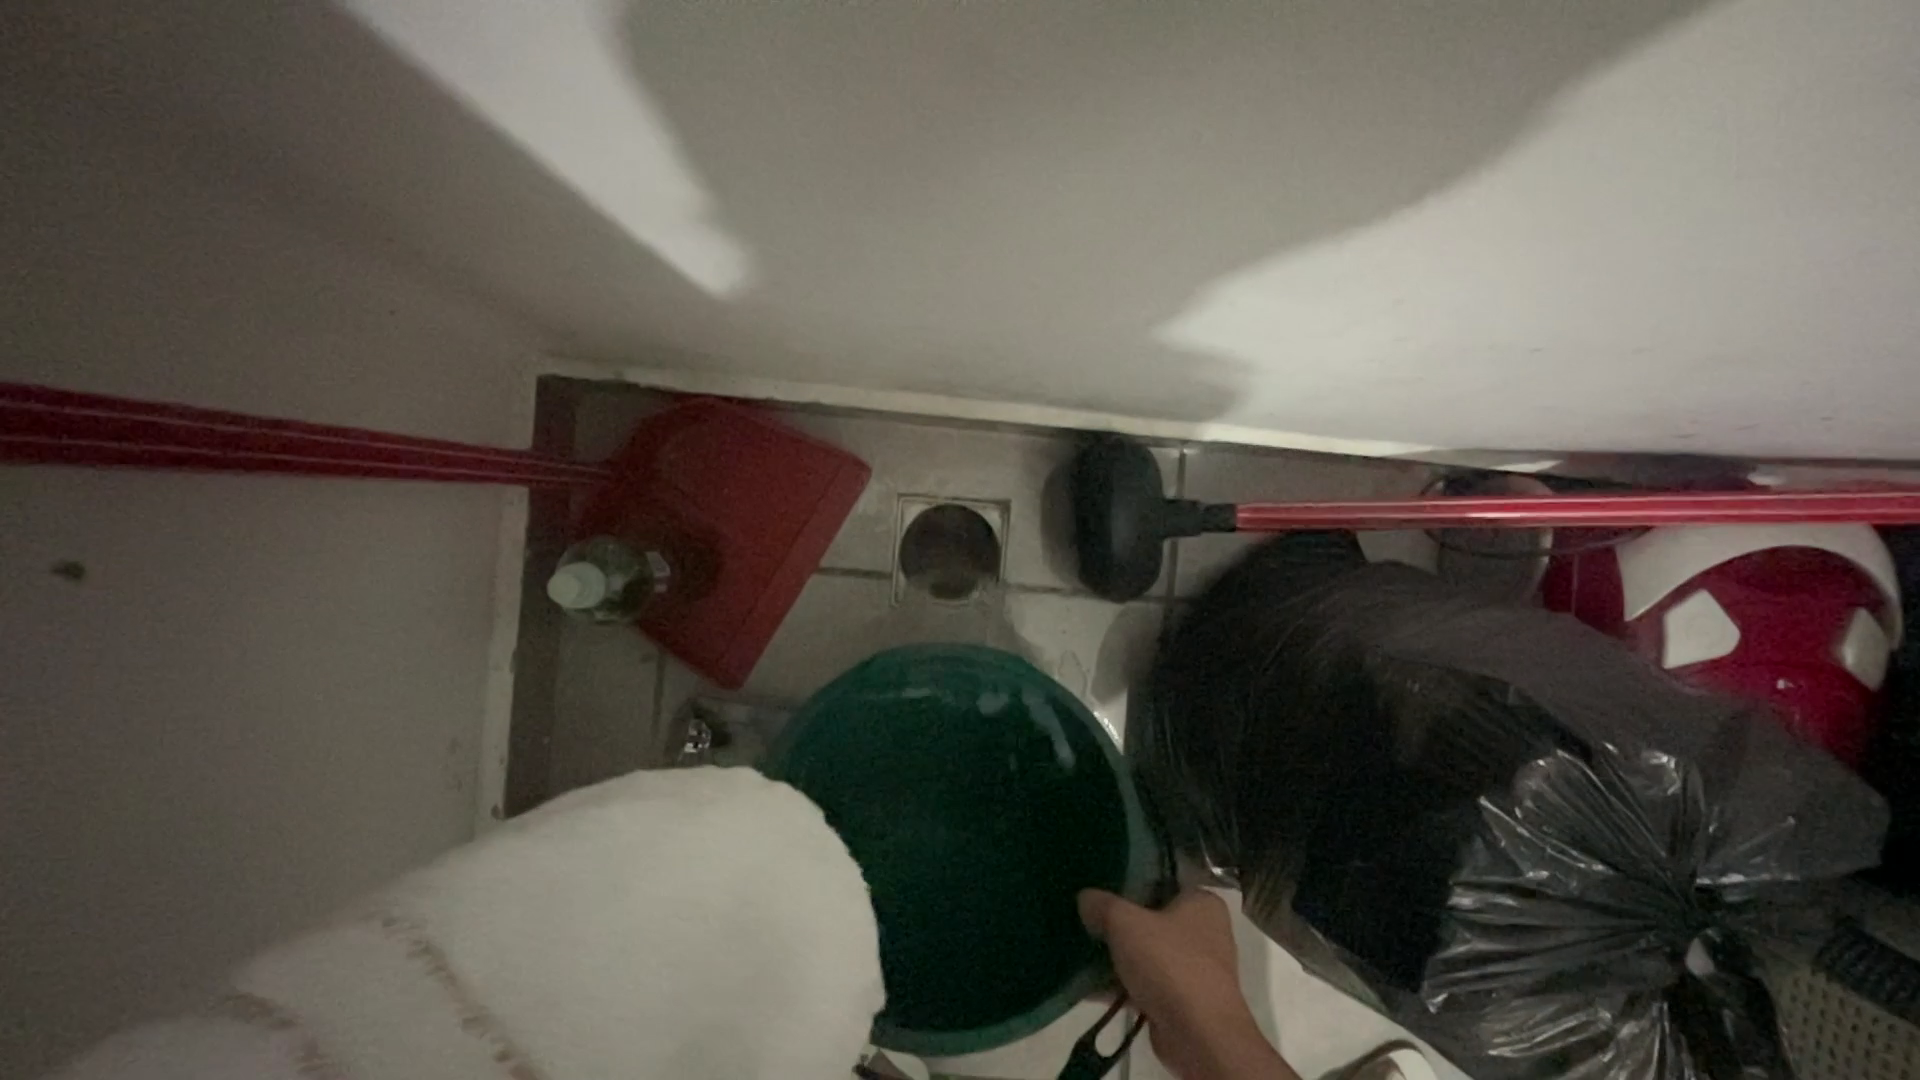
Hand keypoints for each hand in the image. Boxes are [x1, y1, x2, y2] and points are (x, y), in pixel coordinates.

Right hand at [1078, 888, 1299, 1079]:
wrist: (1199, 1037)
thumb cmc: (1169, 963)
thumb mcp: (1125, 922)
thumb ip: (1101, 905)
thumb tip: (1084, 899)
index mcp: (1201, 902)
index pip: (1161, 881)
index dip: (1129, 882)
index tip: (1098, 886)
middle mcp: (1204, 932)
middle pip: (1150, 919)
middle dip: (1118, 924)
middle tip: (1085, 918)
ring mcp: (1194, 970)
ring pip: (1146, 954)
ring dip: (1116, 958)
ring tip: (1079, 952)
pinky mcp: (1182, 1002)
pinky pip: (1145, 984)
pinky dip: (1120, 985)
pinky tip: (1087, 987)